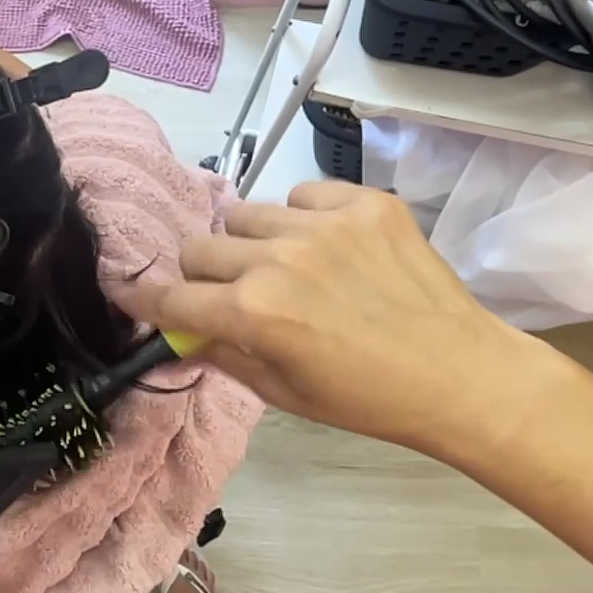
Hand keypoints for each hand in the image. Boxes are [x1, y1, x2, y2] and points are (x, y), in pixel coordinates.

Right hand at [112, 182, 564, 457]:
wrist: (462, 375)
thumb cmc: (365, 398)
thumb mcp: (280, 392)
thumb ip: (221, 354)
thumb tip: (181, 334)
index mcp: (252, 313)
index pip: (170, 299)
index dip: (143, 300)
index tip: (129, 295)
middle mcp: (277, 259)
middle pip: (198, 248)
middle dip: (202, 275)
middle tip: (231, 295)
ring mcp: (323, 224)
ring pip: (243, 214)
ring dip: (249, 244)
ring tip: (285, 267)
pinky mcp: (365, 203)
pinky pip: (302, 194)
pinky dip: (302, 219)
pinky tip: (329, 248)